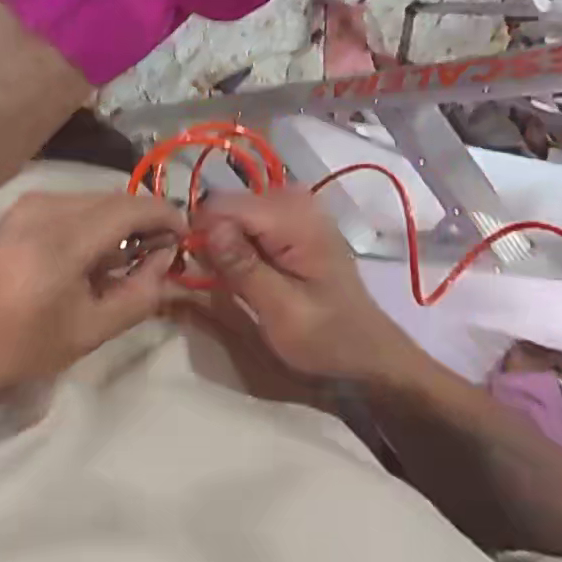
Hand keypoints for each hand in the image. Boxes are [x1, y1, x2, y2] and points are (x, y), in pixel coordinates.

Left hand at [0, 192, 186, 397]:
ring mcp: (26, 204)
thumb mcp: (87, 331)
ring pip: (92, 199)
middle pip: (112, 199)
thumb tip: (167, 261)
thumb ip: (137, 294)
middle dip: (144, 220)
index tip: (187, 238)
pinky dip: (93, 222)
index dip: (166, 216)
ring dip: (118, 221)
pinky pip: (70, 204)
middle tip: (162, 256)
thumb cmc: (17, 346)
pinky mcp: (16, 210)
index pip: (130, 207)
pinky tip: (93, 255)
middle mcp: (44, 207)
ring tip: (128, 260)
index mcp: (61, 238)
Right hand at [191, 189, 419, 381]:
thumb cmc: (328, 339)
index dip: (201, 232)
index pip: (224, 205)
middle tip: (210, 277)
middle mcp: (295, 204)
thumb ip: (243, 267)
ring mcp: (295, 211)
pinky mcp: (291, 225)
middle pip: (227, 204)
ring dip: (221, 242)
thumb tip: (207, 228)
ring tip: (225, 277)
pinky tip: (241, 271)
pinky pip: (247, 221)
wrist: (369, 357)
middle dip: (210, 236)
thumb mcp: (281, 312)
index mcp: (296, 220)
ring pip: (232, 212)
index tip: (192, 267)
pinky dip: (236, 244)